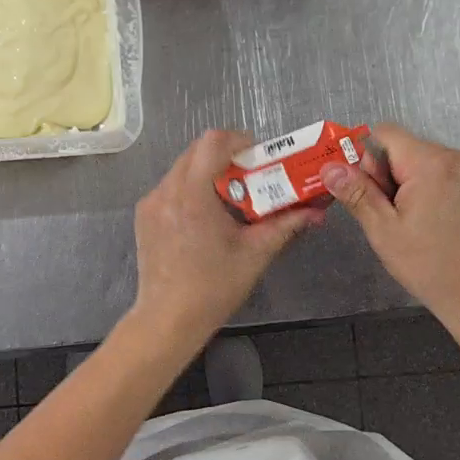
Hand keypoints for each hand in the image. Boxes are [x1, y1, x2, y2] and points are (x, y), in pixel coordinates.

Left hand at [130, 130, 320, 339]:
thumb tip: (316, 210)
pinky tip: (205, 219)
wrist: (167, 319)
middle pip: (196, 151)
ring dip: (207, 174)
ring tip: (229, 201)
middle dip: (225, 157)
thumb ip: (286, 224)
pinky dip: (190, 191)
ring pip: (181, 169)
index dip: (239, 140)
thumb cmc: (213, 287)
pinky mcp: (143, 217)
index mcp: (192, 194)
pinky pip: (169, 189)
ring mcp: (150, 203)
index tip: (257, 157)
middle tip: (249, 178)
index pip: (213, 142)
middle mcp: (166, 191)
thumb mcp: (255, 253)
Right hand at [320, 124, 459, 331]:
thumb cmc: (429, 267)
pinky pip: (450, 175)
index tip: (371, 193)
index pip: (384, 133)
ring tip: (417, 223)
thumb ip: (357, 193)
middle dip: (391, 175)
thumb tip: (330, 167)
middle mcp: (459, 157)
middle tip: (392, 216)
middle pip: (407, 148)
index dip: (368, 159)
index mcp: (431, 163)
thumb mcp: (383, 231)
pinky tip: (438, 224)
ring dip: (413, 184)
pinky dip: (436, 191)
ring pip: (428, 162)